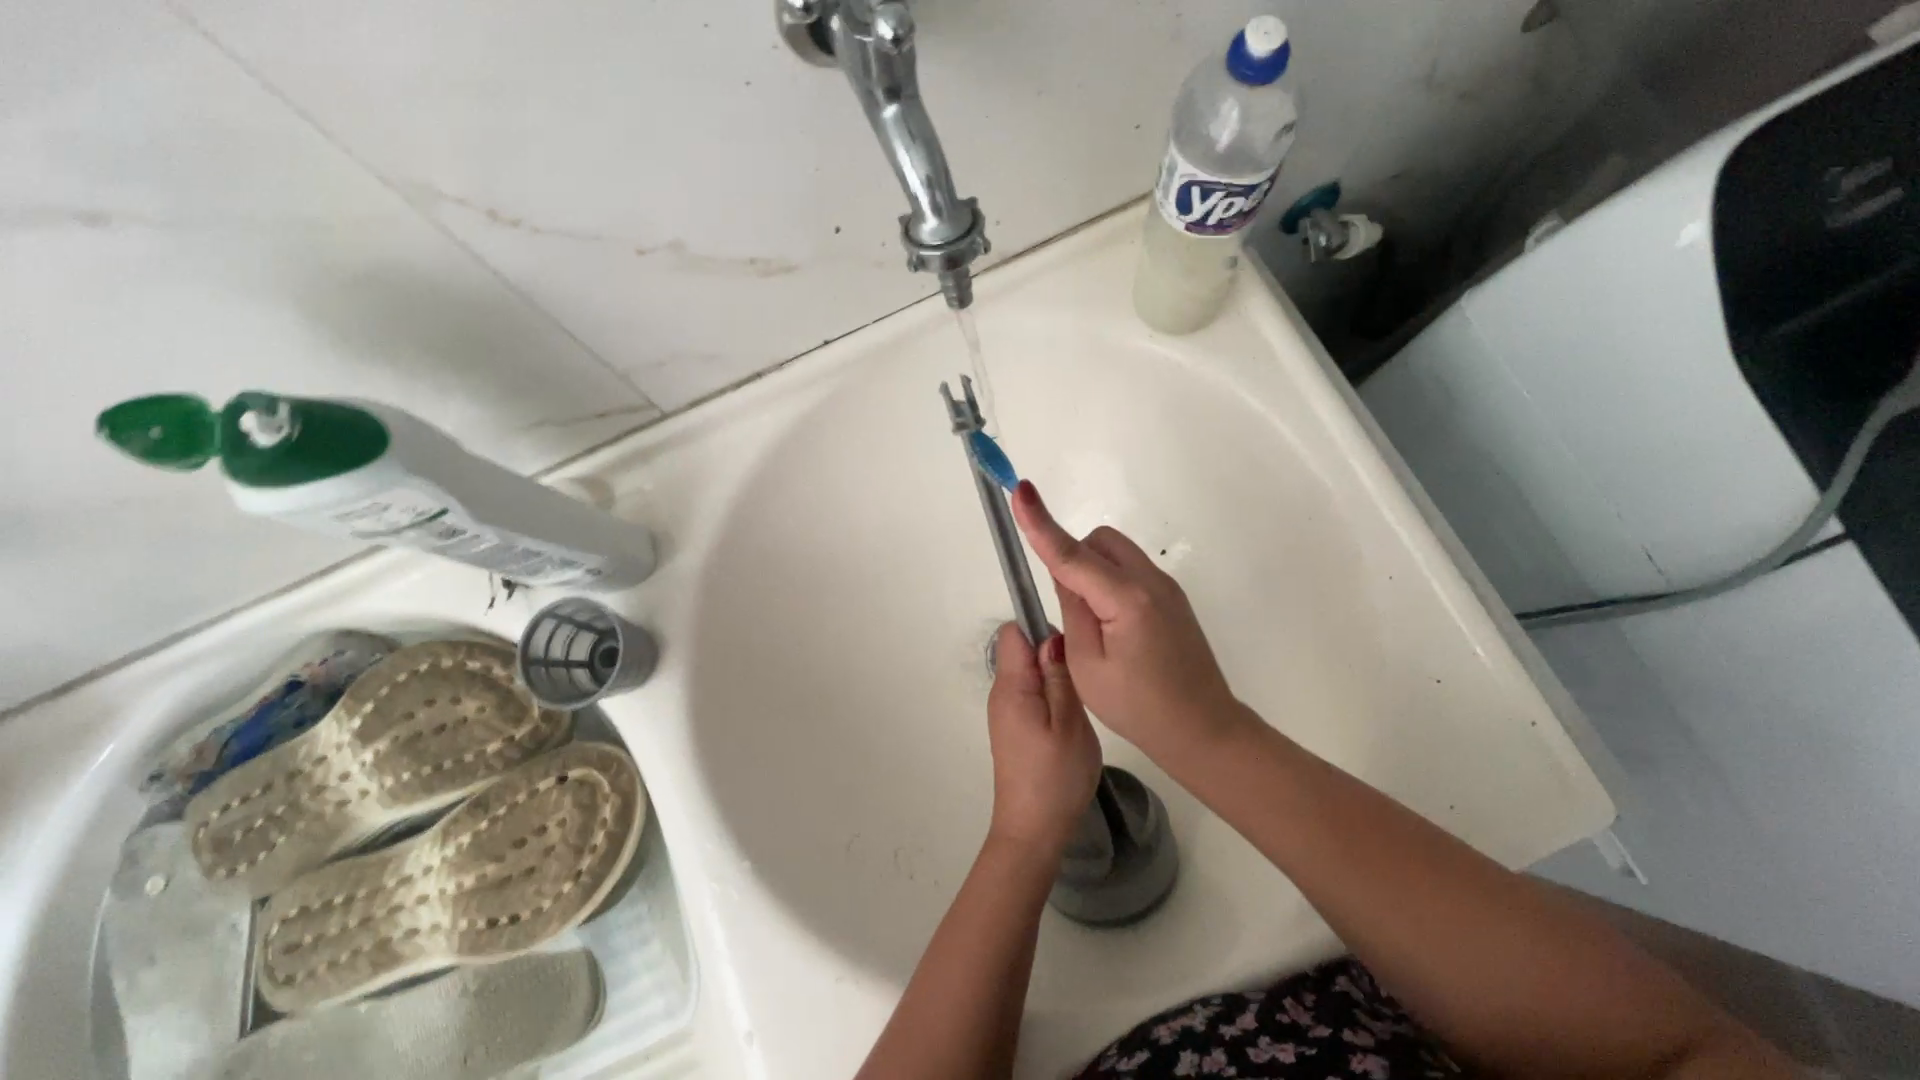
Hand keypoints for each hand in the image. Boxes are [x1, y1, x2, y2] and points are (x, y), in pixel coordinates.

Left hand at [985, 622, 1102, 854]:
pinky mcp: (1016, 729)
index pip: (1014, 633)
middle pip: (1023, 652)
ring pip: (1030, 674)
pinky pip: (1032, 696)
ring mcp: (1008, 713)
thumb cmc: (1055, 777)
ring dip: (1055, 676)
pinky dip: (1052, 696)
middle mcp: (1003, 695)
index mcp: (1011, 687)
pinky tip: (1073, 714)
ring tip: (1086, 691)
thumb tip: (1051, 637)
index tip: (1075, 642)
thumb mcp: (1068, 723)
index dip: (1043, 627)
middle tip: (1088, 669)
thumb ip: (1059, 677)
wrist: (1034, 830)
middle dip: (1053, 652)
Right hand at [1011, 481, 1241, 751]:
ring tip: (1092, 625)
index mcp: (1127, 599)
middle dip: (1073, 558)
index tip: (1021, 491)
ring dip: (1092, 570)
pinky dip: (1111, 583)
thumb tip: (1066, 576)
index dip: (1041, 524)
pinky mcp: (1173, 599)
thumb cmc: (1139, 707)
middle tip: (1068, 609)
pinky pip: (1132, 571)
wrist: (1203, 729)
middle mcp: (1151, 581)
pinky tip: (1113, 628)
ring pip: (1116, 553)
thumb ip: (1073, 612)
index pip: (1072, 555)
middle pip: (1098, 542)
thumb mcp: (1087, 666)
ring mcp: (1166, 588)